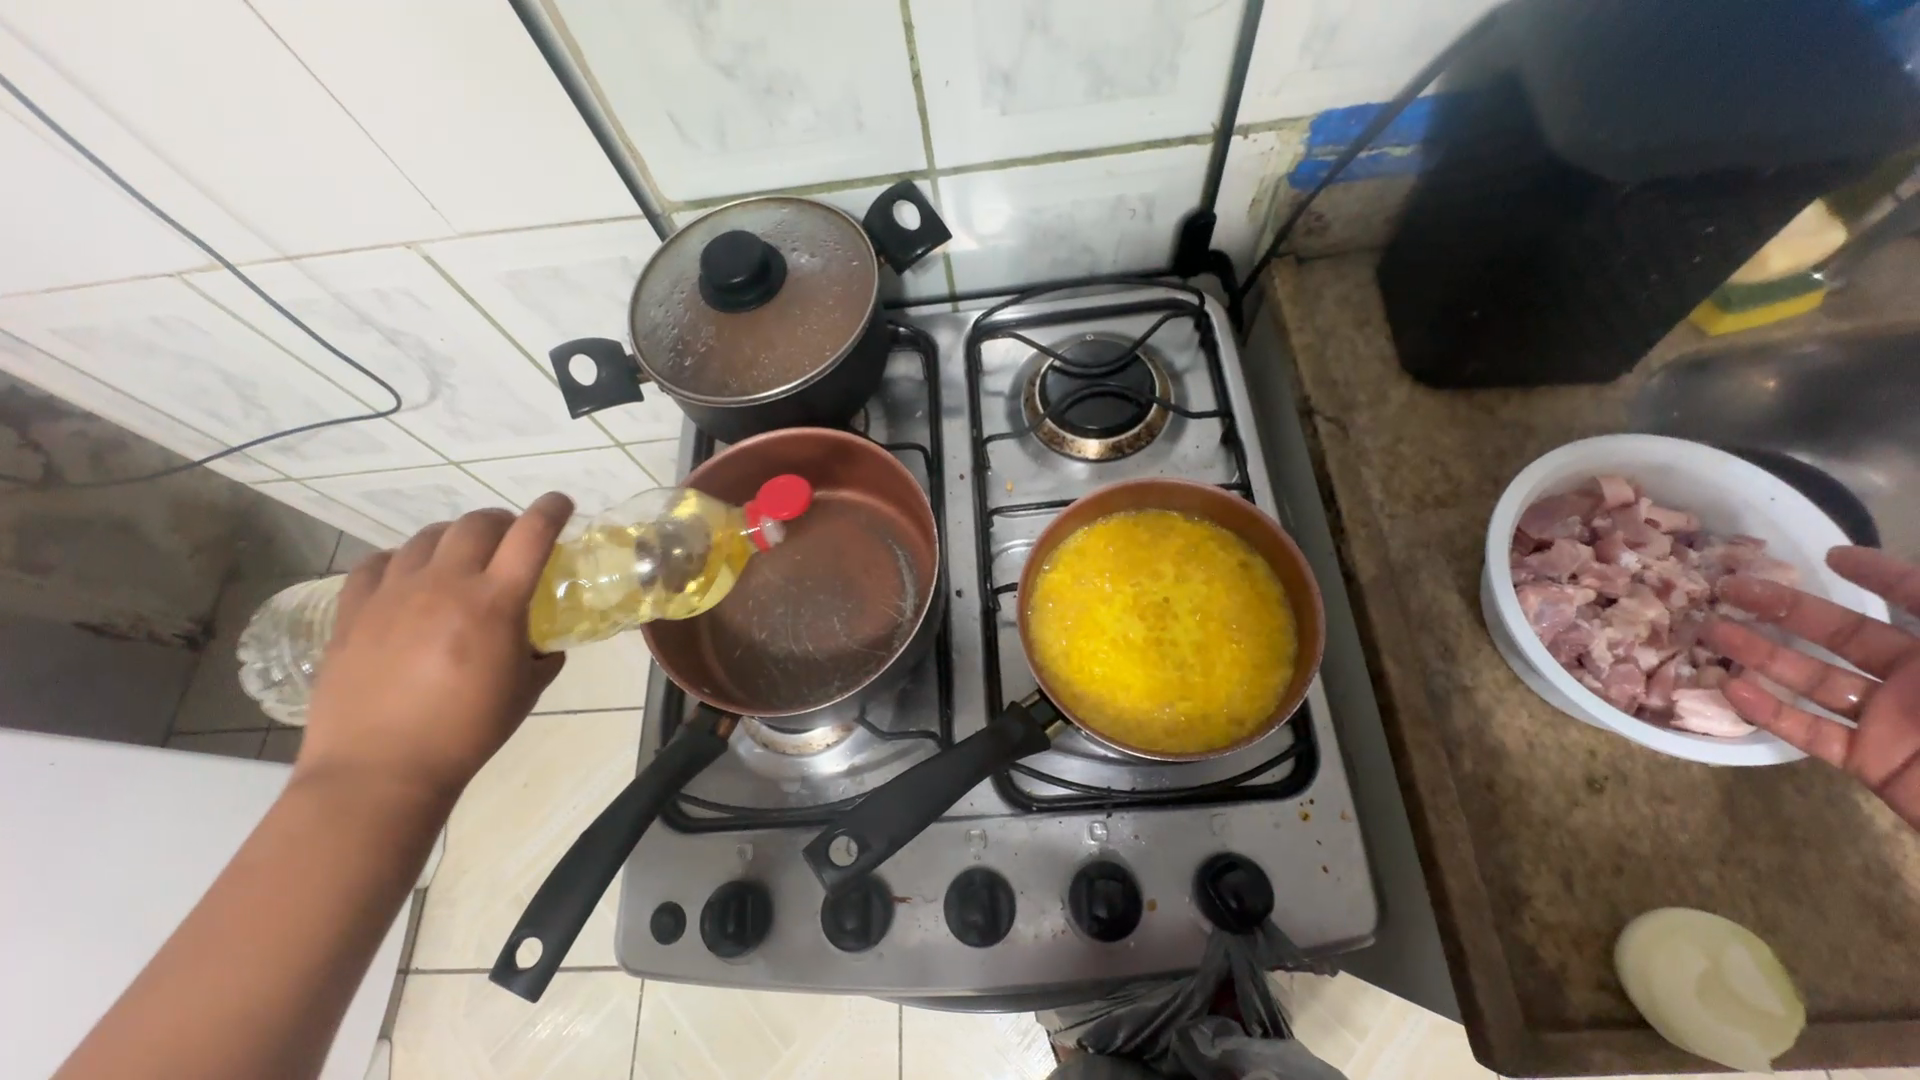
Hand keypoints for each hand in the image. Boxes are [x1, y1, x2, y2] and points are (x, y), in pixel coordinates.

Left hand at [297, 493, 574, 802]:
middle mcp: (445, 583)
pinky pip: (378, 563)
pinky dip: (401, 561)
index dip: (551, 511)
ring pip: (427, 537)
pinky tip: (406, 579)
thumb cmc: (467, 732)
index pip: (532, 534)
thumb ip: (541, 657)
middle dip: (502, 522)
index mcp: (496, 602)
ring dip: (453, 539)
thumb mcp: (524, 693)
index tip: (561, 505)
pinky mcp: (353, 610)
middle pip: (477, 524)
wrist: (381, 767)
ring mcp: (393, 593)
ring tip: (459, 559)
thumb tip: (544, 645)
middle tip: (510, 541)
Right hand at [1705, 545, 1919, 829]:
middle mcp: (1918, 681)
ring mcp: (1891, 722)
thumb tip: (1886, 570)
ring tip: (1712, 633)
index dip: (1880, 577)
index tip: (1831, 557)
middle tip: (1729, 589)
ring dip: (1761, 655)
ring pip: (1814, 680)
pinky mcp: (1872, 761)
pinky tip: (1733, 691)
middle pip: (1843, 636)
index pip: (1915, 602)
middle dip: (1785, 609)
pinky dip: (1770, 714)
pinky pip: (1813, 734)